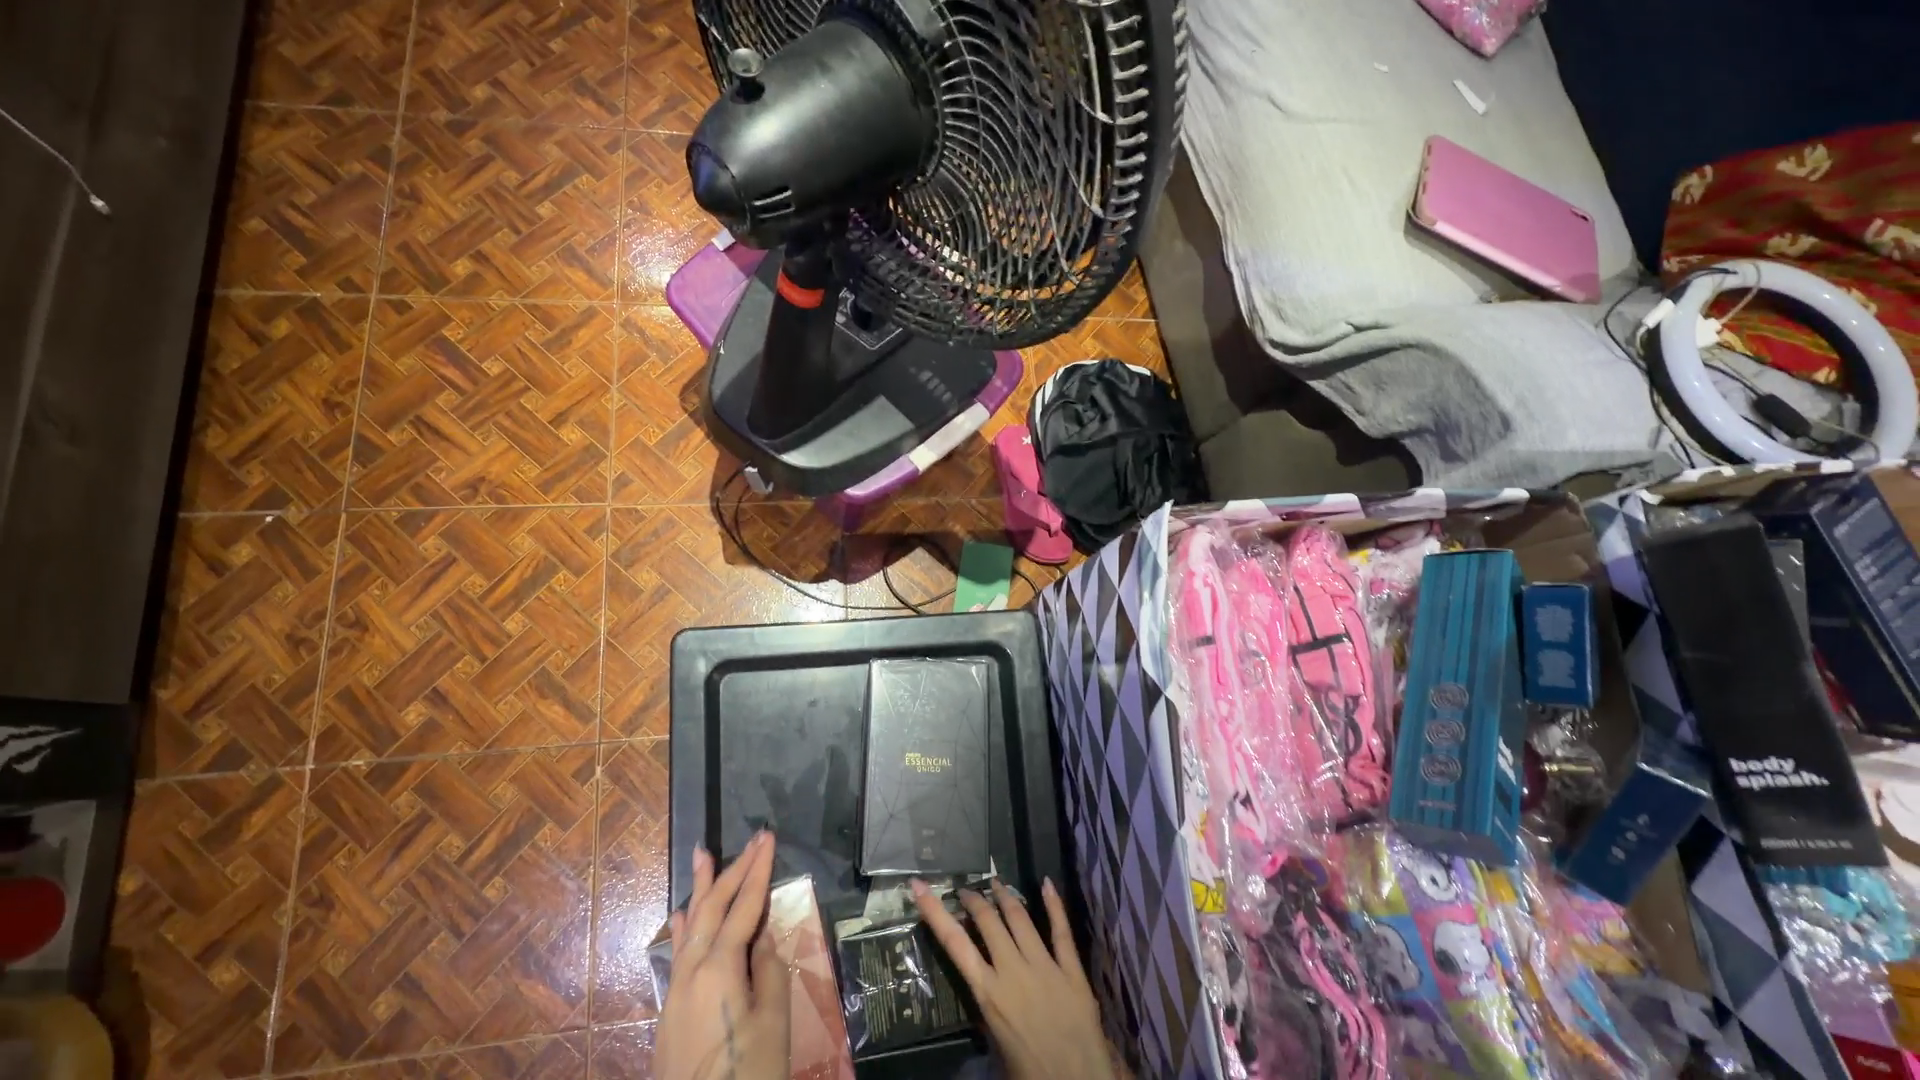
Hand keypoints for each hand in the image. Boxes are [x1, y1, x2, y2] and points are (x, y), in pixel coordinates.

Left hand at [656, 832, 789, 1079]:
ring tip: (703, 853)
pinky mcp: (672, 1010)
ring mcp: (677, 990)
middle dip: (733, 870)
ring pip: (691, 926)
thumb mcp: (774, 1021)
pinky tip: (683, 914)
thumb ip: (769, 970)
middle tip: (751, 839)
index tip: (768, 838)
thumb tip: (761, 936)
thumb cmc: (750, 1071)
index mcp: (720, 968)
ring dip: (702, 888)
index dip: (758, 871)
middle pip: (713, 908)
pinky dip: (685, 926)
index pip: (743, 907)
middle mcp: (692, 970)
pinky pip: (679, 952)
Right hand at [911, 877, 1116, 1079]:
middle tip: (967, 890)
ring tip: (996, 884)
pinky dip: (1054, 905)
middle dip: (974, 900)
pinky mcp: (1072, 970)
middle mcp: (1012, 971)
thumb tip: (982, 987)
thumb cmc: (1029, 1072)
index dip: (935, 911)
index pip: (954, 943)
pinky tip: (1047, 884)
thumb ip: (987, 1010)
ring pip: (1020, 919)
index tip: (920, 886)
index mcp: (988, 993)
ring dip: (1005, 897)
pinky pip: (1061, 931)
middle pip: (988, 922)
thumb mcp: (995, 1043)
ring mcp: (1044, 966)